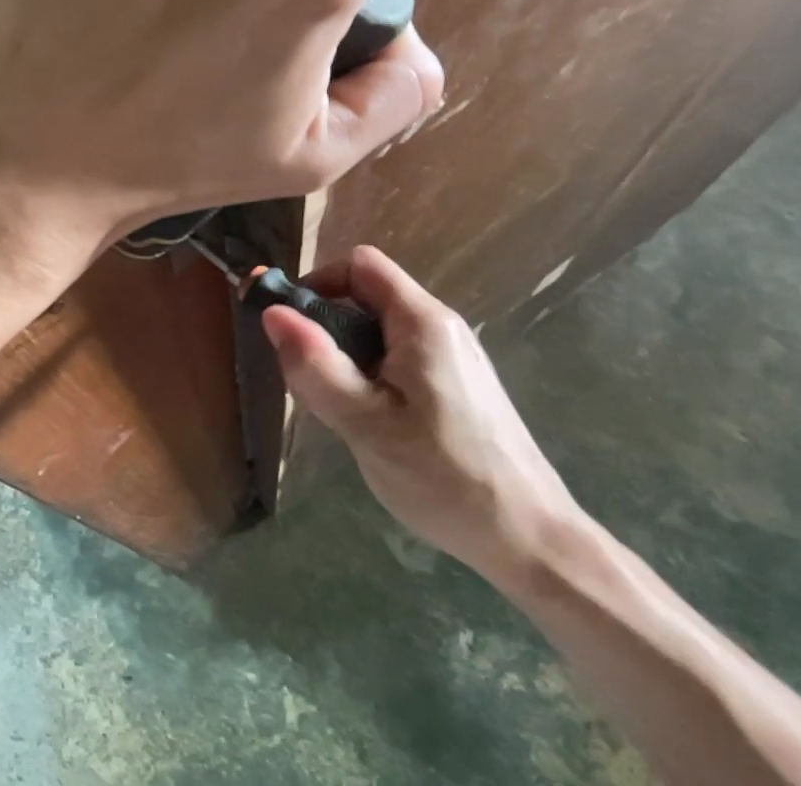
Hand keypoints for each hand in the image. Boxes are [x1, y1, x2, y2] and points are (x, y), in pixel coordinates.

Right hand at [263, 246, 582, 581]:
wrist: (527, 536)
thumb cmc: (443, 476)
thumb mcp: (364, 423)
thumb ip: (316, 366)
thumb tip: (273, 313)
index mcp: (422, 323)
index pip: (359, 265)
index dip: (316, 284)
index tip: (288, 329)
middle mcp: (441, 328)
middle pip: (367, 298)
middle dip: (325, 329)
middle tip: (309, 384)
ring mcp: (452, 359)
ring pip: (380, 334)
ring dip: (345, 359)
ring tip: (338, 413)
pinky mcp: (456, 388)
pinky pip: (398, 361)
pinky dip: (369, 378)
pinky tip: (369, 426)